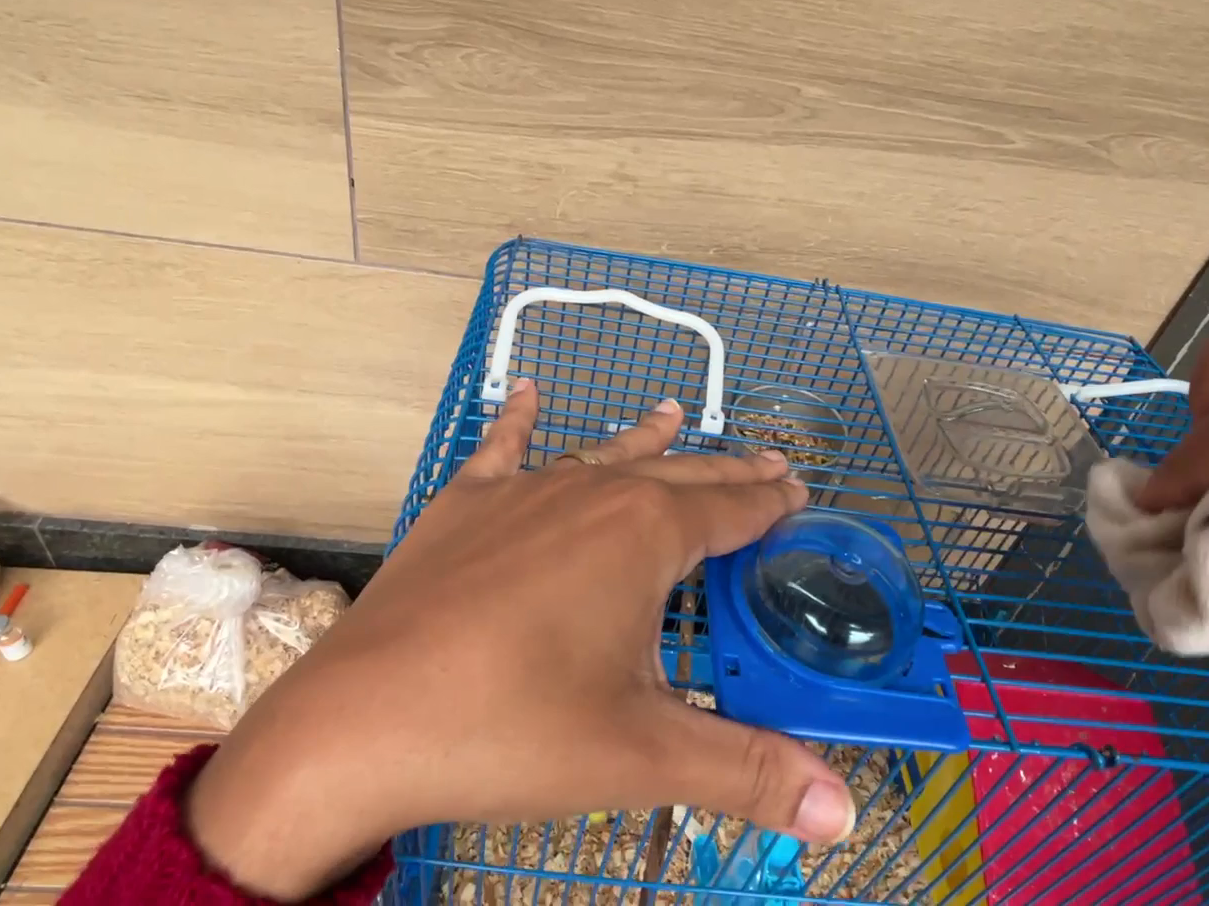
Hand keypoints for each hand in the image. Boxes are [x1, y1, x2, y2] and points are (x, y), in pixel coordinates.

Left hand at [185, 381, 856, 899]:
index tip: (799, 491)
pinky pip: (500, 449)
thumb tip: (844, 814)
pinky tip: (524, 394)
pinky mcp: (462, 506)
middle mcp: (589, 492)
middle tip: (767, 464)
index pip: (730, 510)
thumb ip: (747, 774)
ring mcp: (520, 492)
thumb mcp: (643, 755)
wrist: (363, 721)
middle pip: (678, 474)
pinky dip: (517, 421)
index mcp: (644, 534)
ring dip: (646, 440)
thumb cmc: (513, 729)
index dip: (770, 503)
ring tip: (675, 414)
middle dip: (727, 473)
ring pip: (602, 453)